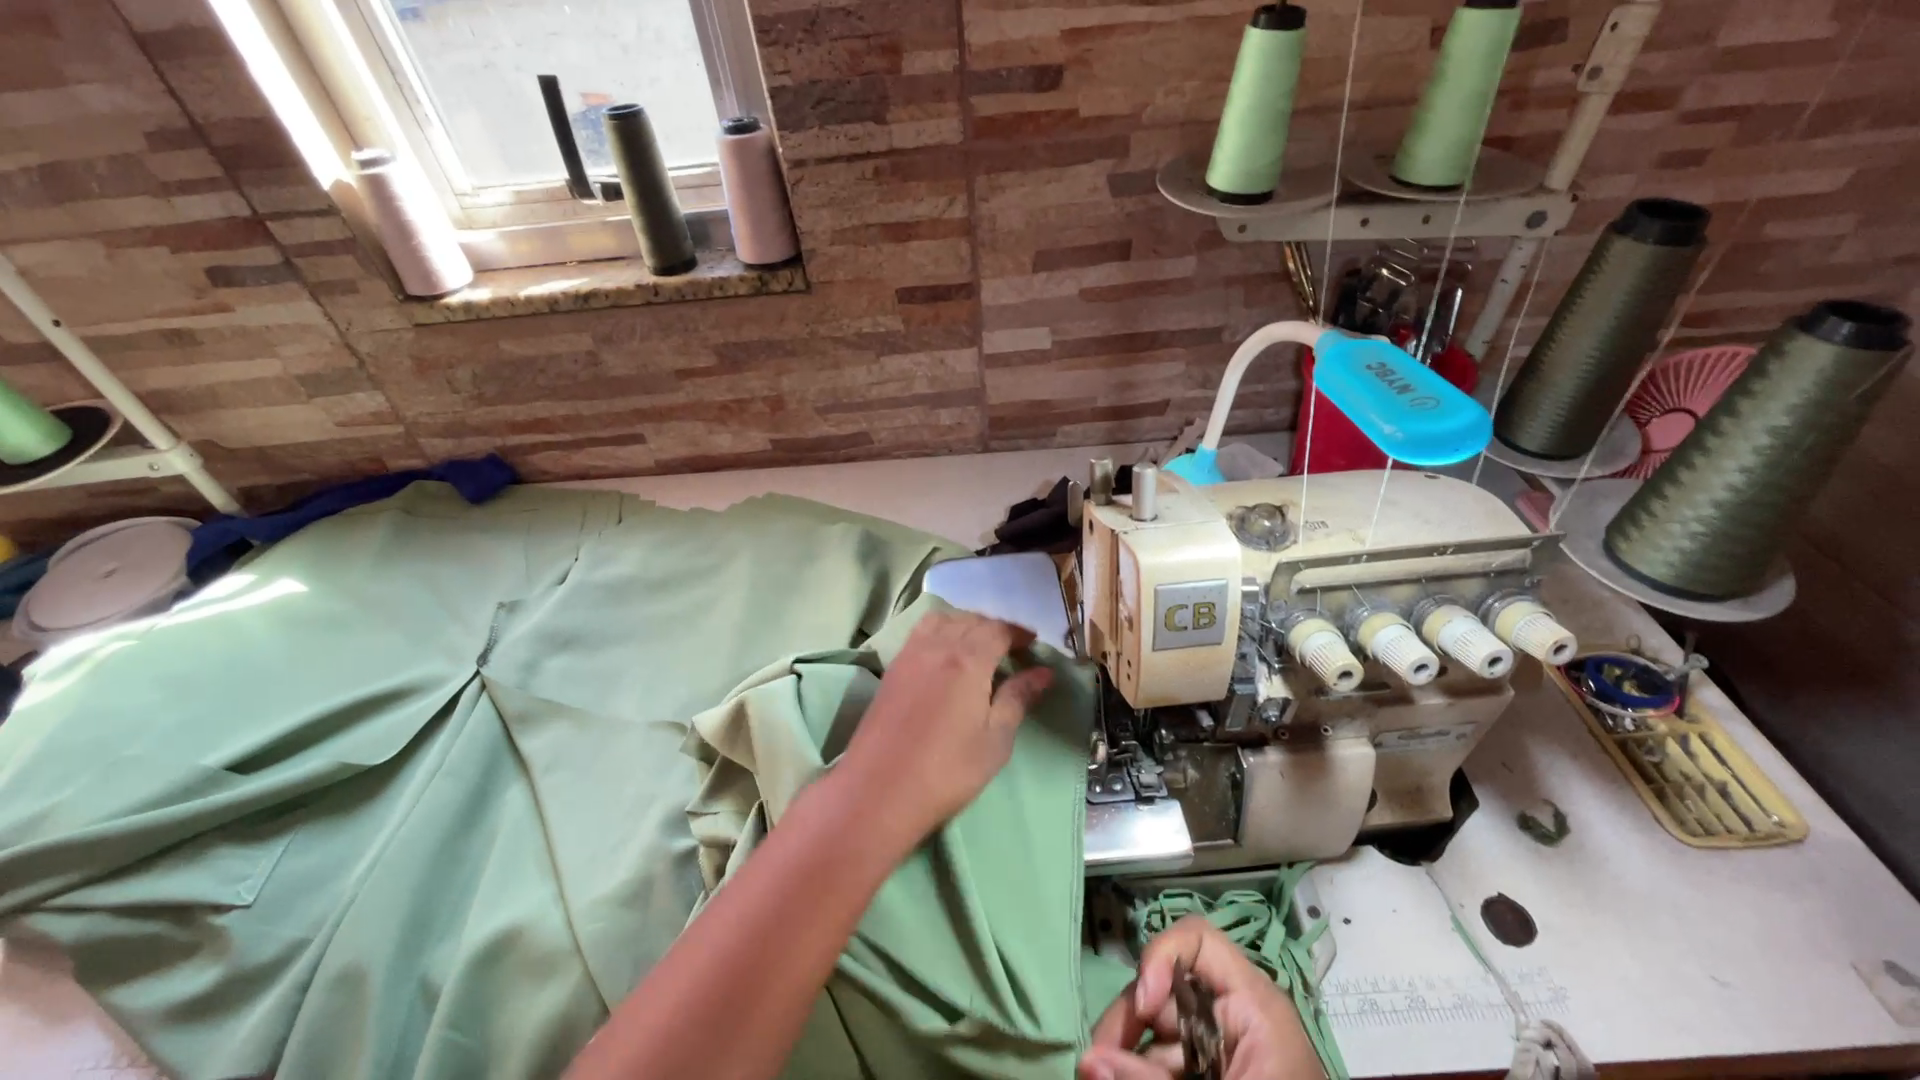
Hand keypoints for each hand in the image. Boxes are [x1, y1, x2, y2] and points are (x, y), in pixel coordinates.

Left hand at [837, 612, 1053, 845]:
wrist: (879, 791)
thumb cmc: (947, 771)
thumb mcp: (995, 740)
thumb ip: (1018, 699)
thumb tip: (1043, 672)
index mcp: (968, 661)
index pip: (998, 630)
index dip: (1018, 632)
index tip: (1033, 644)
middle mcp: (937, 647)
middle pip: (970, 621)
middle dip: (994, 628)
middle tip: (1011, 648)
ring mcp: (909, 656)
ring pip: (942, 621)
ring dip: (964, 625)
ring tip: (978, 647)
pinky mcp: (891, 670)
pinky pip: (920, 634)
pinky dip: (940, 632)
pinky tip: (946, 657)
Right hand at [1081, 916, 1322, 1079]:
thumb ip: (1153, 1079)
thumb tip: (1087, 1062)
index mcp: (1251, 1003)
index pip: (1197, 940)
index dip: (1159, 958)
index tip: (1141, 1007)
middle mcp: (1230, 1015)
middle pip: (1162, 988)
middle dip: (1126, 1022)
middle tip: (1095, 1065)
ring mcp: (1217, 1049)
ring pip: (1153, 1032)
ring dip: (1125, 1056)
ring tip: (1101, 1077)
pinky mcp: (1206, 1074)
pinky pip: (1163, 1062)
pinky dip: (1139, 1073)